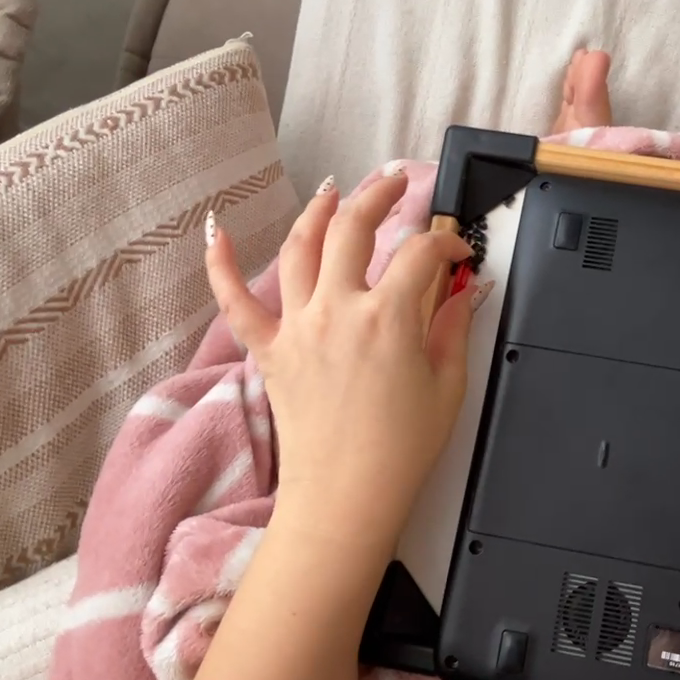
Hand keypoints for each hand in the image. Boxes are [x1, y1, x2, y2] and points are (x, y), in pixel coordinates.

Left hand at [205, 166, 475, 557]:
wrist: (348, 497)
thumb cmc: (403, 449)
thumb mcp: (447, 387)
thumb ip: (454, 329)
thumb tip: (464, 292)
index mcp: (389, 319)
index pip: (421, 255)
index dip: (444, 243)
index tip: (457, 251)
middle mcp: (338, 310)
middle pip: (353, 229)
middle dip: (379, 195)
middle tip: (395, 182)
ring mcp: (298, 327)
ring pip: (300, 248)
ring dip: (318, 211)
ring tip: (332, 189)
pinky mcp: (271, 352)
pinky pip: (236, 302)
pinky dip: (221, 264)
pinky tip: (215, 231)